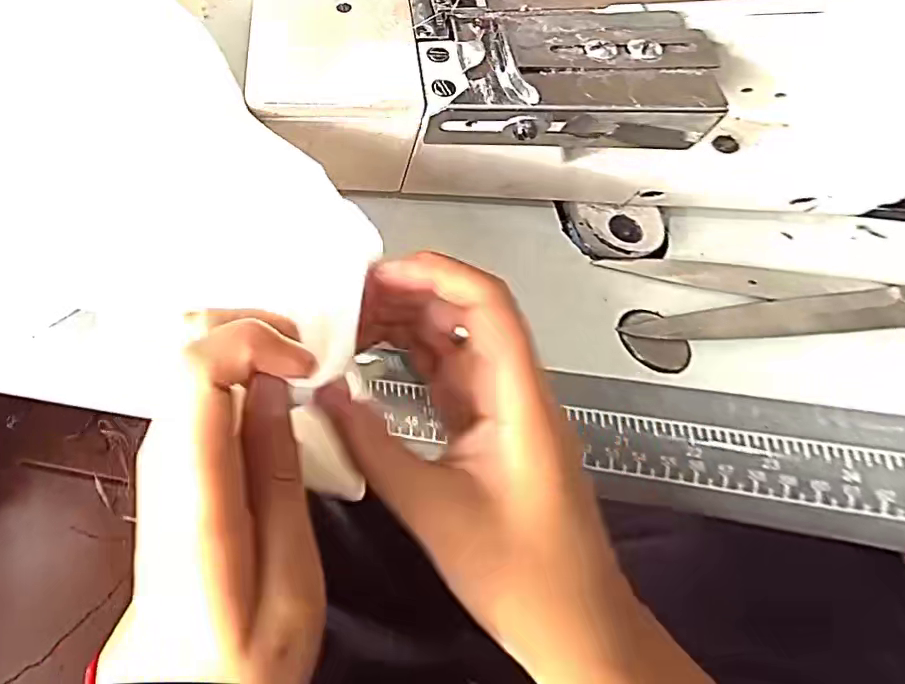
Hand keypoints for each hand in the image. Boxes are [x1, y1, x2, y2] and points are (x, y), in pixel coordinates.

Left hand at [98, 312, 325, 683]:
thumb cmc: (232, 654)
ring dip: (250, 345)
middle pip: (189, 342)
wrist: (176, 681)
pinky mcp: (171, 451)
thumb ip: (282, 473)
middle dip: (253, 326)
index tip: (301, 360)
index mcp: (194, 489)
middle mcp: (165, 454)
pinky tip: (274, 392)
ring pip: (195, 353)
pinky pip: (202, 382)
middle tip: (302, 350)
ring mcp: (162, 448)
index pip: (197, 366)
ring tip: (296, 368)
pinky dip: (242, 369)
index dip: (253, 339)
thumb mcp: (291, 581)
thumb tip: (276, 391)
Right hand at [316, 253, 706, 683]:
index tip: (382, 273)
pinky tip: (372, 352)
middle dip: (407, 290)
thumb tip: (326, 396)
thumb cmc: (528, 579)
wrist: (578, 631)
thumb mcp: (434, 512)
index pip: (488, 303)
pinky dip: (407, 351)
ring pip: (451, 334)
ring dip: (404, 318)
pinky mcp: (485, 420)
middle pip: (464, 309)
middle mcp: (513, 387)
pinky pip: (443, 366)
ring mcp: (499, 402)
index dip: (436, 274)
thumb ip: (373, 447)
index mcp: (518, 398)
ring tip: (352, 318)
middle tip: (351, 294)